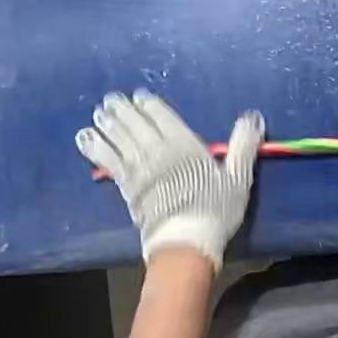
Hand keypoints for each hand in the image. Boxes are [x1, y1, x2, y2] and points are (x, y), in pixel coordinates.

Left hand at [75, 91, 264, 269]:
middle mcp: (157, 149)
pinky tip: (85, 137)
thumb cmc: (215, 210)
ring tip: (98, 112)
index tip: (139, 96)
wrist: (186, 241)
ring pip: (118, 136)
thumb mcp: (237, 177)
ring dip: (107, 122)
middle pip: (135, 121)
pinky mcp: (124, 183)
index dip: (148, 103)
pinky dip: (94, 146)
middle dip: (122, 108)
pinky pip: (106, 158)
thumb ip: (243, 145)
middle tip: (111, 99)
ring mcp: (137, 166)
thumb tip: (252, 116)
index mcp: (184, 143)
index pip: (161, 114)